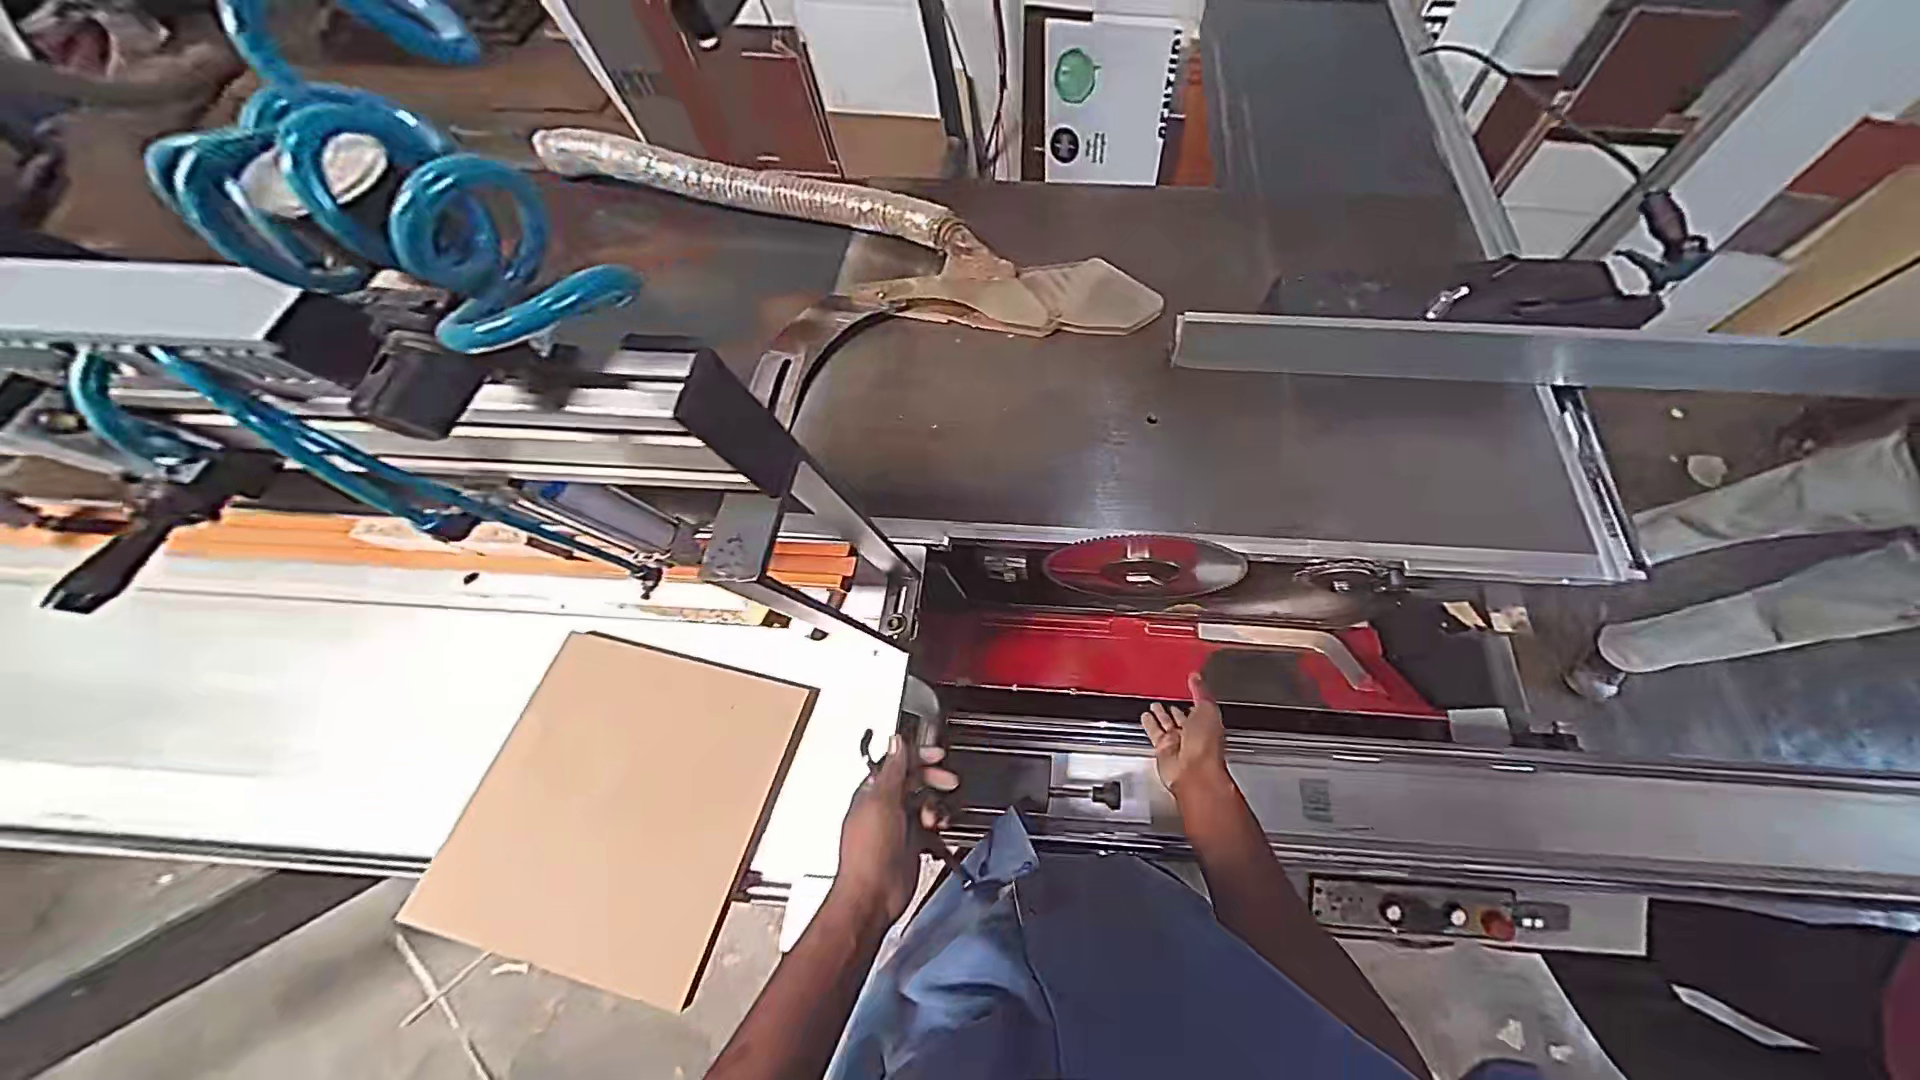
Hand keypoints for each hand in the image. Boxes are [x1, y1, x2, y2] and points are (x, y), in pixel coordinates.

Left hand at [831, 735, 959, 923]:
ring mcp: (899, 826)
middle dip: (933, 780)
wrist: (873, 895)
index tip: (938, 755)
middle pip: (914, 782)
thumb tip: (896, 741)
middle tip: (949, 781)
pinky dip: (938, 828)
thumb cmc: (869, 852)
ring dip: (935, 807)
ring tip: (935, 818)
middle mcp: (885, 806)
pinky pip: (931, 828)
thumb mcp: (882, 801)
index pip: (898, 763)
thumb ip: (893, 770)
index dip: (918, 756)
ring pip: (925, 804)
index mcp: (873, 792)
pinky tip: (939, 832)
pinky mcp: (911, 845)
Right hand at [1141, 672, 1231, 796]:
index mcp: (1207, 724)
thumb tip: (1197, 676)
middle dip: (1173, 709)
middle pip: (1181, 718)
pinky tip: (1145, 717)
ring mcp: (1177, 742)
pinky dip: (1149, 724)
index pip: (1198, 707)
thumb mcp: (1208, 710)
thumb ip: (1201, 692)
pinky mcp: (1162, 748)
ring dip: (1159, 715)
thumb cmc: (1207, 746)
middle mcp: (1193, 734)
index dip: (1193, 697)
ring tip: (1154, 706)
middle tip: (1167, 699)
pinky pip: (1154, 732)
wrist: (1194, 772)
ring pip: (1166, 725)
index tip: (1188, 686)